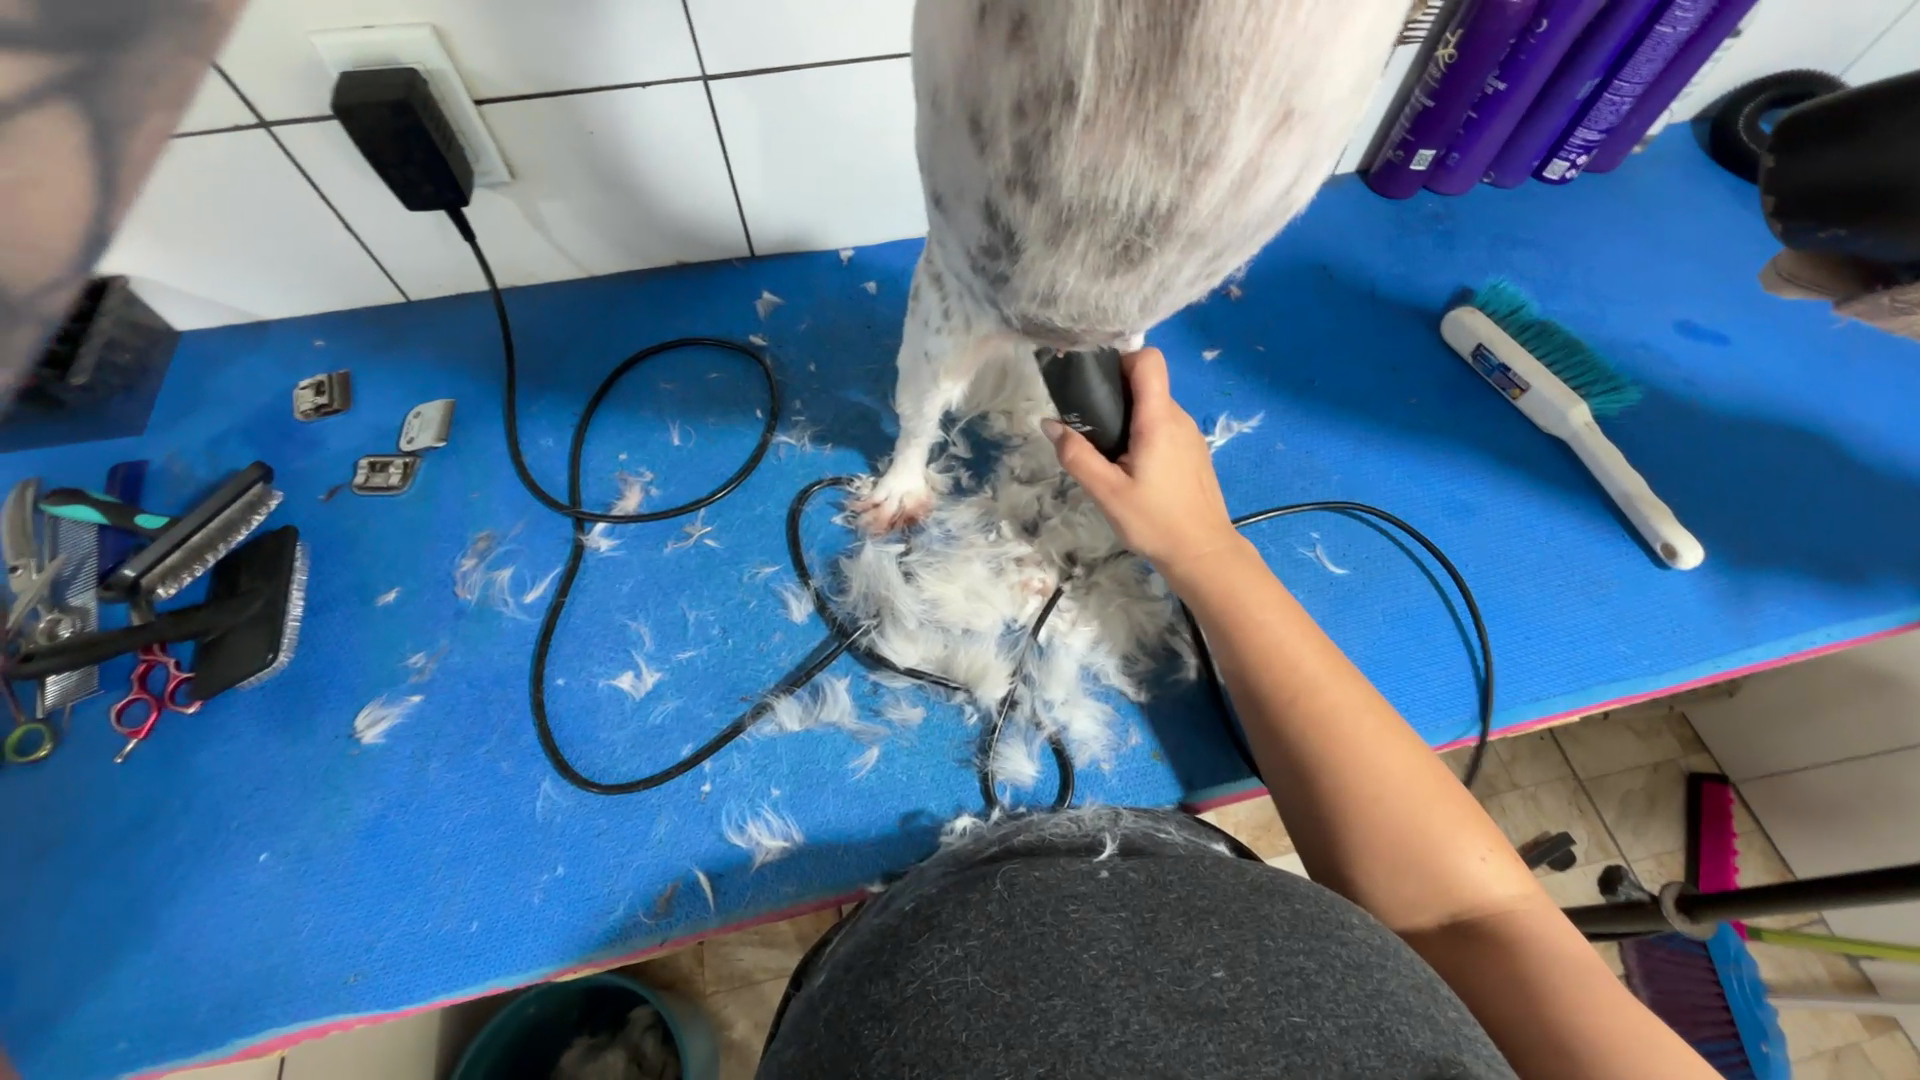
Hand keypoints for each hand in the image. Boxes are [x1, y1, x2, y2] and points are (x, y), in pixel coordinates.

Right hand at [1042, 348, 1242, 580]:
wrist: (1202, 553)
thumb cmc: (1154, 522)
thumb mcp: (1106, 492)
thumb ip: (1076, 456)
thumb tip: (1050, 424)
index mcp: (1158, 420)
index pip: (1149, 360)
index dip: (1122, 361)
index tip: (1097, 387)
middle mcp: (1179, 418)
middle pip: (1147, 384)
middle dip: (1116, 397)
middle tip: (1091, 430)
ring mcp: (1190, 434)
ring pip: (1154, 408)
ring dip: (1129, 419)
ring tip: (1109, 456)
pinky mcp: (1194, 451)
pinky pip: (1164, 427)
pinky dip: (1144, 435)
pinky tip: (1132, 469)